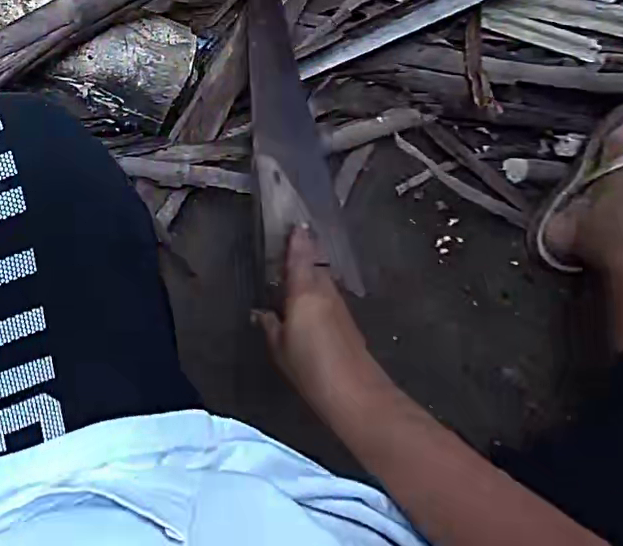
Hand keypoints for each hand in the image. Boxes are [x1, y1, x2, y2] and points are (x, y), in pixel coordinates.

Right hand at [253, 227, 383, 405]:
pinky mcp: (349, 326)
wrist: (359, 398)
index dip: (298, 240)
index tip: (297, 224)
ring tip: (297, 272)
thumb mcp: (279, 346)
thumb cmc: (311, 366)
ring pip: (324, 282)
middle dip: (306, 255)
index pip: (300, 257)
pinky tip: (309, 303)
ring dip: (313, 274)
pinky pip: (329, 299)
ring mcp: (340, 310)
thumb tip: (263, 313)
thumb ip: (270, 325)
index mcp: (305, 291)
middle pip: (315, 266)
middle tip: (292, 245)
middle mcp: (325, 293)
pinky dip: (319, 293)